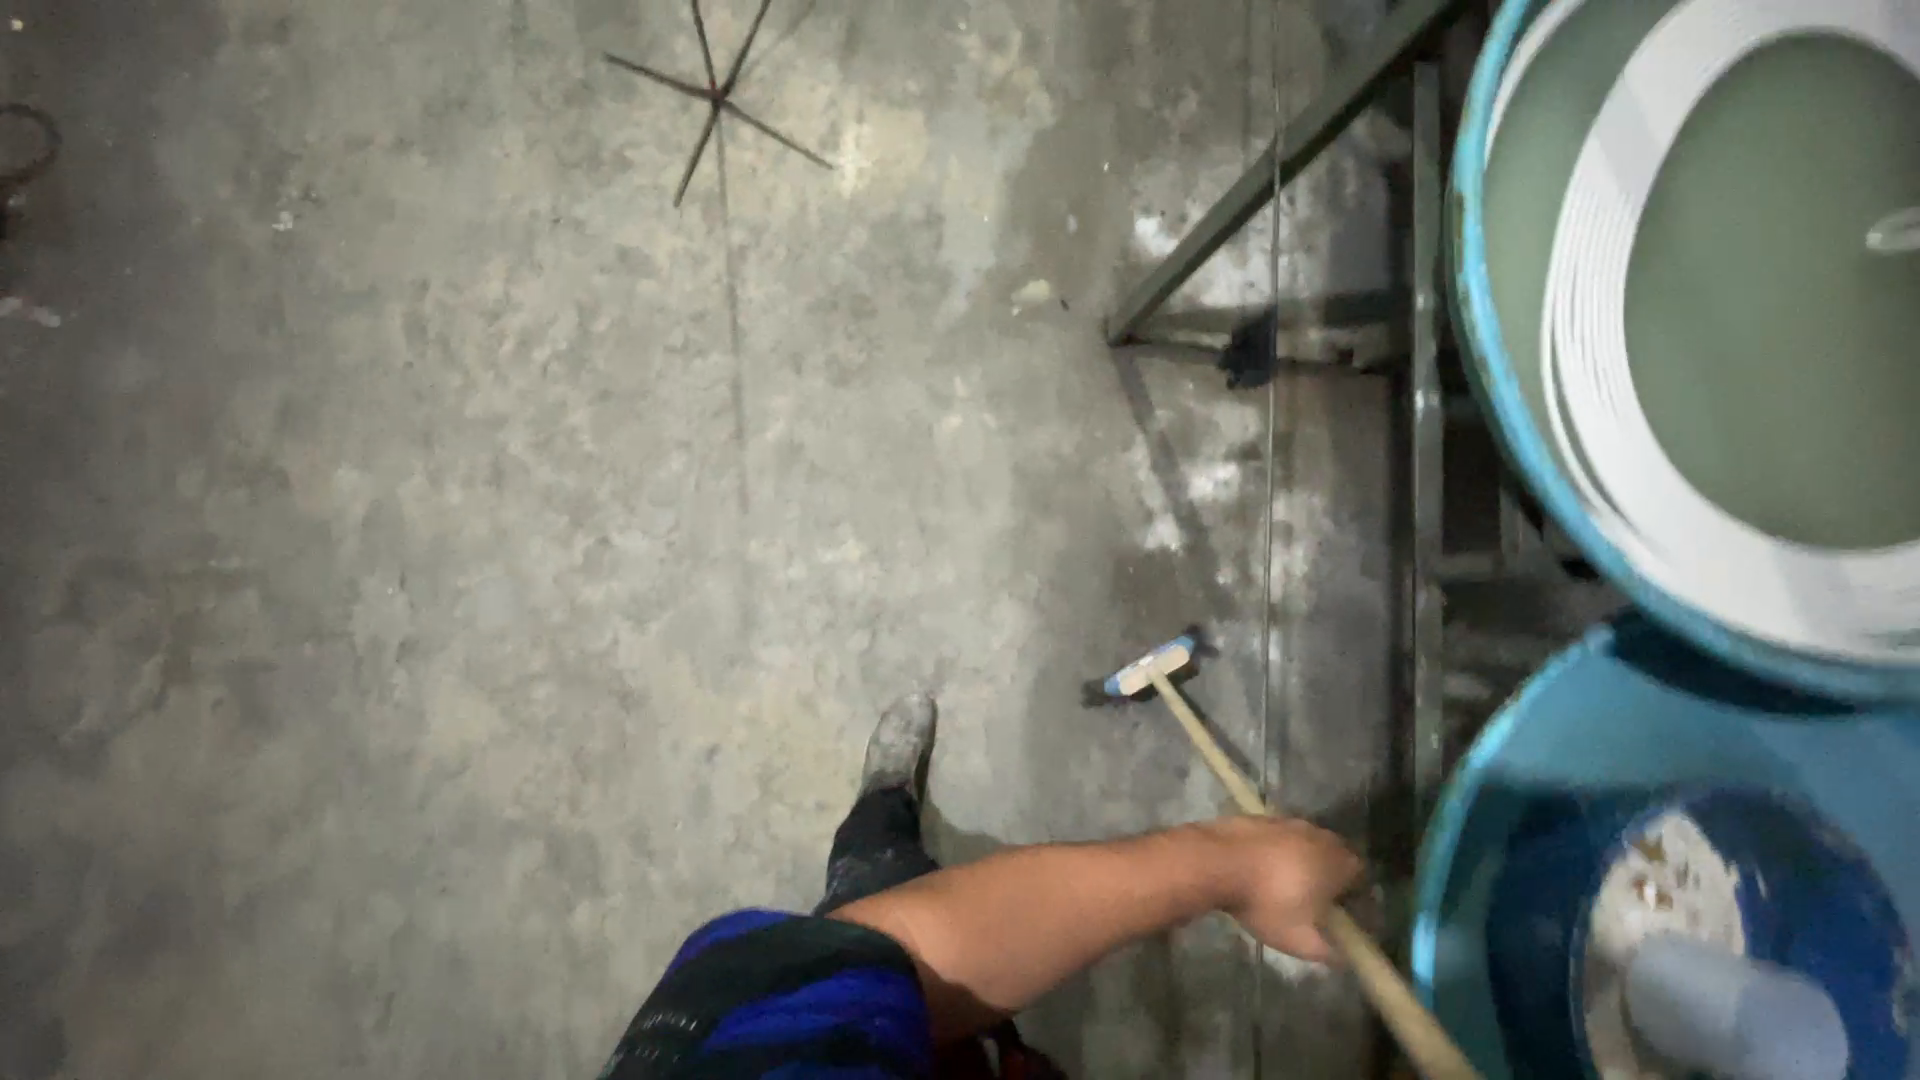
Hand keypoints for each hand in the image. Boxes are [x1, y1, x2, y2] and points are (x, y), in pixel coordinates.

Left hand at [1204, 815, 1363, 963]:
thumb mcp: (1302, 942)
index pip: (1361, 880)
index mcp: (1338, 860)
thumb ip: (1330, 952)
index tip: (1344, 922)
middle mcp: (1317, 834)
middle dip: (1331, 881)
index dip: (1357, 903)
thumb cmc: (1266, 901)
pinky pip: (1277, 838)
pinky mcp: (1257, 817)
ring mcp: (1285, 821)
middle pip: (1334, 858)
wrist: (1214, 861)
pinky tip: (1260, 872)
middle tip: (1317, 906)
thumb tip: (1341, 956)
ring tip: (1285, 890)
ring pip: (1304, 845)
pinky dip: (1275, 853)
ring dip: (1302, 865)